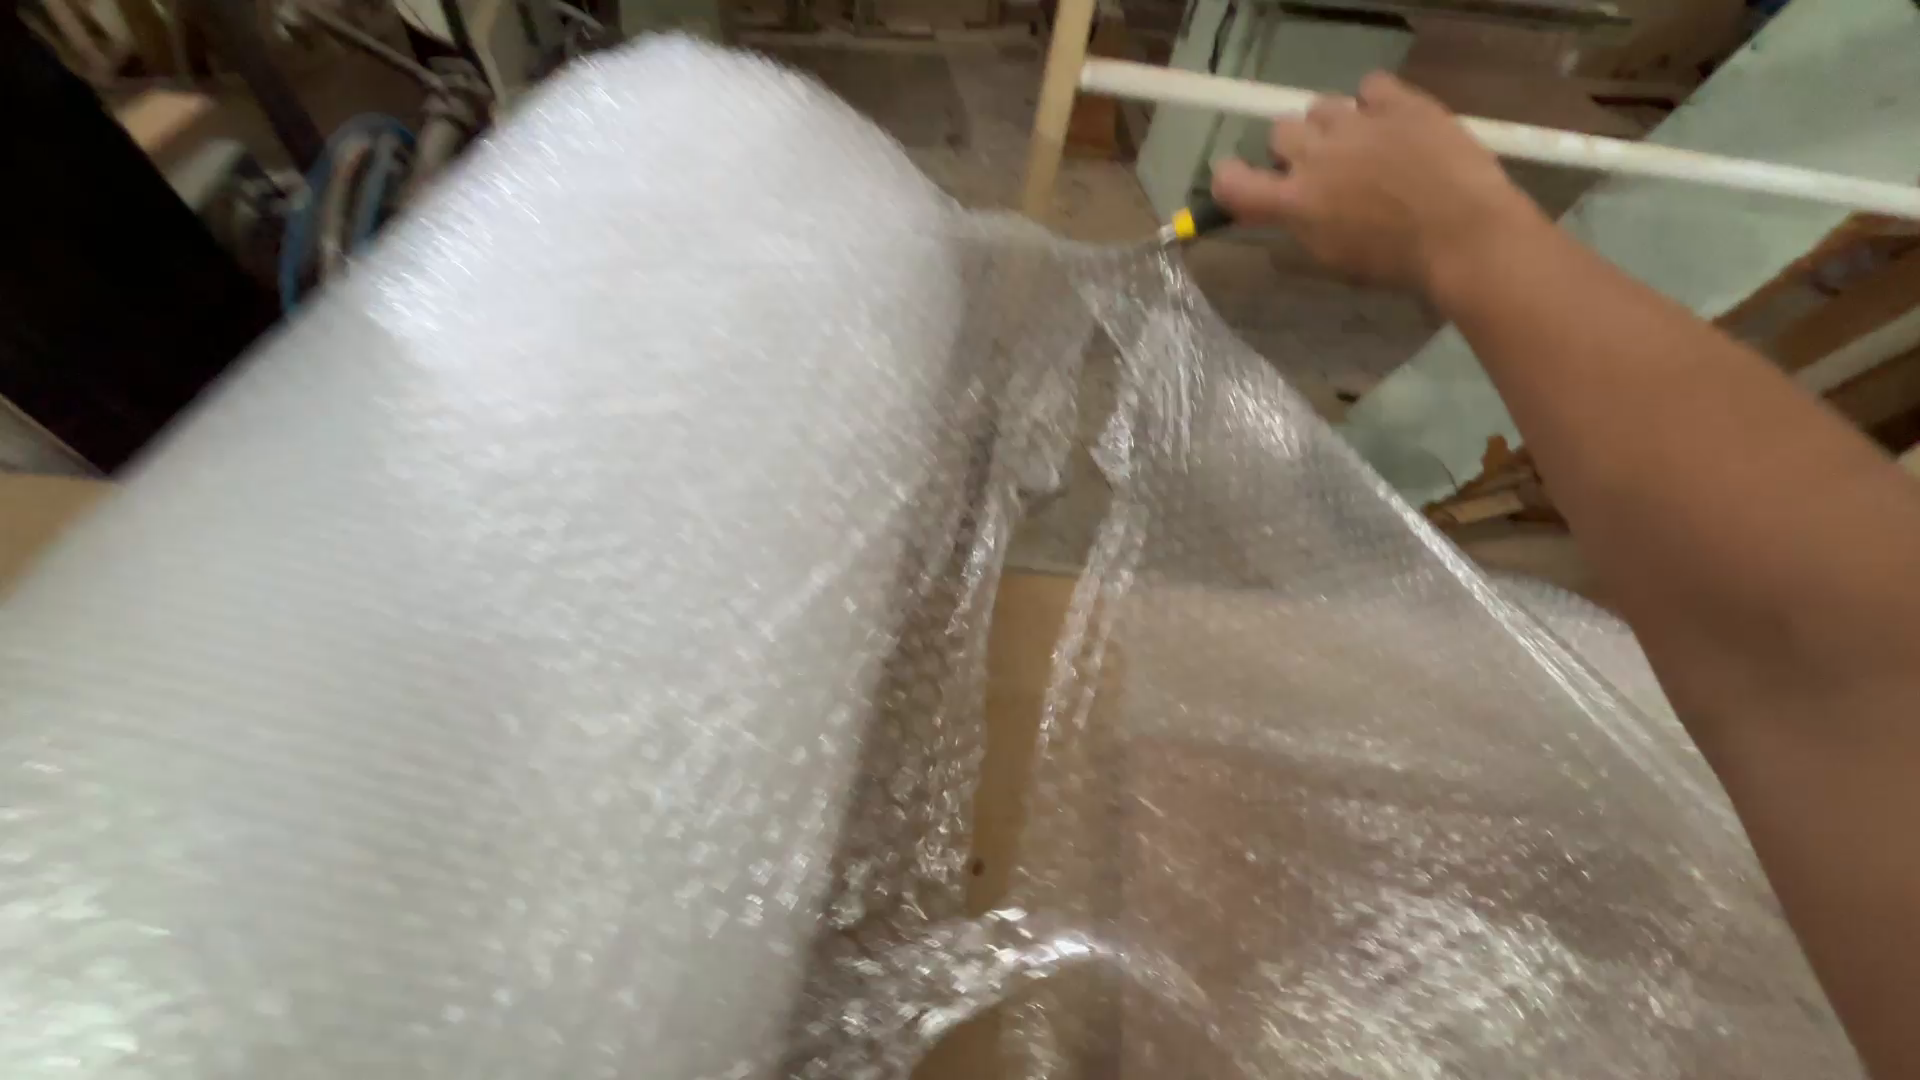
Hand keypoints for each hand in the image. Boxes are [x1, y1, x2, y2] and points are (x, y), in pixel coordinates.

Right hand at [1210, 72, 1543, 293]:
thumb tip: (1281, 213)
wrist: (1460, 232)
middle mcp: (1315, 156)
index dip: (1229, 179)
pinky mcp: (1400, 102)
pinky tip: (1386, 121)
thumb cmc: (1391, 261)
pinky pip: (1369, 86)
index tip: (1240, 183)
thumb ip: (1298, 226)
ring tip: (1356, 143)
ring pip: (1321, 106)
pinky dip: (1372, 101)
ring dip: (1329, 124)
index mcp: (1293, 202)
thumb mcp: (1329, 256)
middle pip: (1280, 131)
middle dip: (1292, 148)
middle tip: (1317, 167)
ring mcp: (1357, 123)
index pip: (1231, 181)